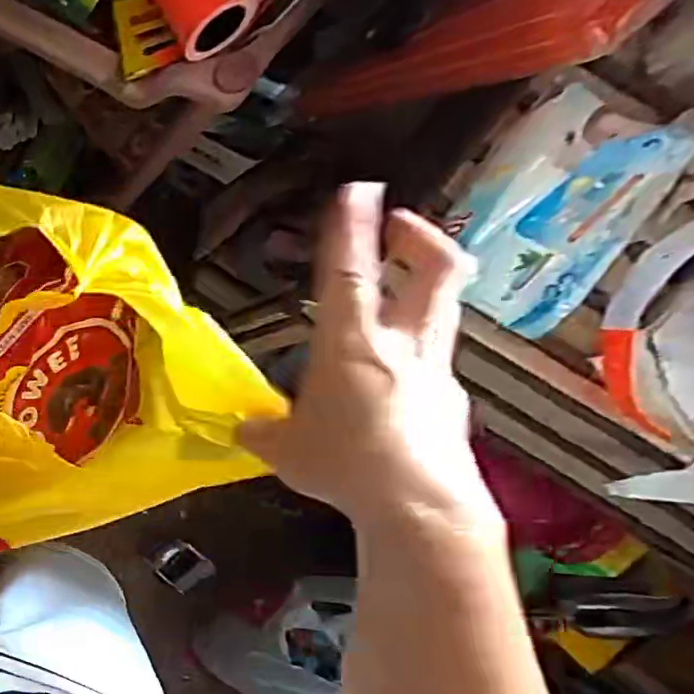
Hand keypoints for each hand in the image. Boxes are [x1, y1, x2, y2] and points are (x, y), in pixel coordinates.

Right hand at [238, 183, 500, 533]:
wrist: (417, 503)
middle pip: (432, 270)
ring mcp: (433, 371)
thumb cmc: (343, 466)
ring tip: (397, 291)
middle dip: (416, 236)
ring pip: (439, 310)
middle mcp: (401, 346)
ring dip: (421, 287)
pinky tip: (389, 384)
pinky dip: (411, 355)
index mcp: (351, 347)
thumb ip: (262, 429)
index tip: (356, 190)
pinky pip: (431, 363)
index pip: (350, 275)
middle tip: (398, 223)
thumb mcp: (282, 449)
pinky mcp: (448, 401)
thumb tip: (245, 425)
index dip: (350, 229)